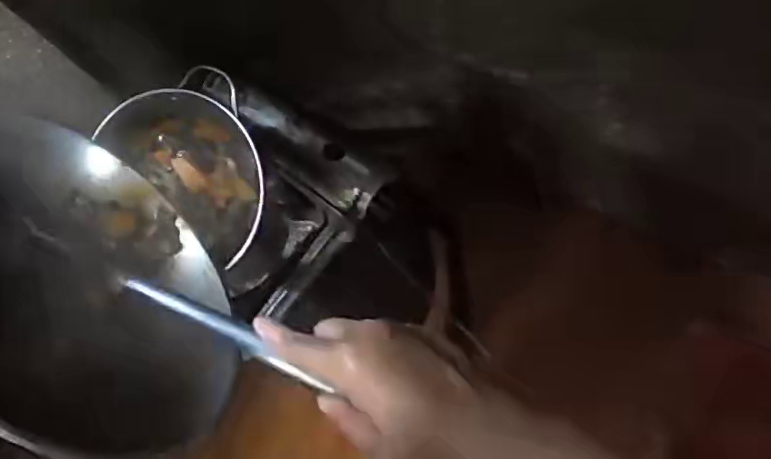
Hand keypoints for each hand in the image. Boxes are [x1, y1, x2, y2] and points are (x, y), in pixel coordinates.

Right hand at [255, 317, 475, 455]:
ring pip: (360, 332)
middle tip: (335, 387)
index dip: (275, 337)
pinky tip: (407, 384)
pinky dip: (386, 353)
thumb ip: (350, 423)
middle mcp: (369, 334)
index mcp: (351, 361)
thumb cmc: (437, 452)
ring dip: (356, 352)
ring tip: (374, 389)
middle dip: (325, 352)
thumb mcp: (387, 453)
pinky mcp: (431, 334)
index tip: (256, 325)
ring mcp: (402, 329)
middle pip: (329, 332)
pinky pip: (391, 337)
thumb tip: (327, 401)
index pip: (300, 345)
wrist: (514, 443)